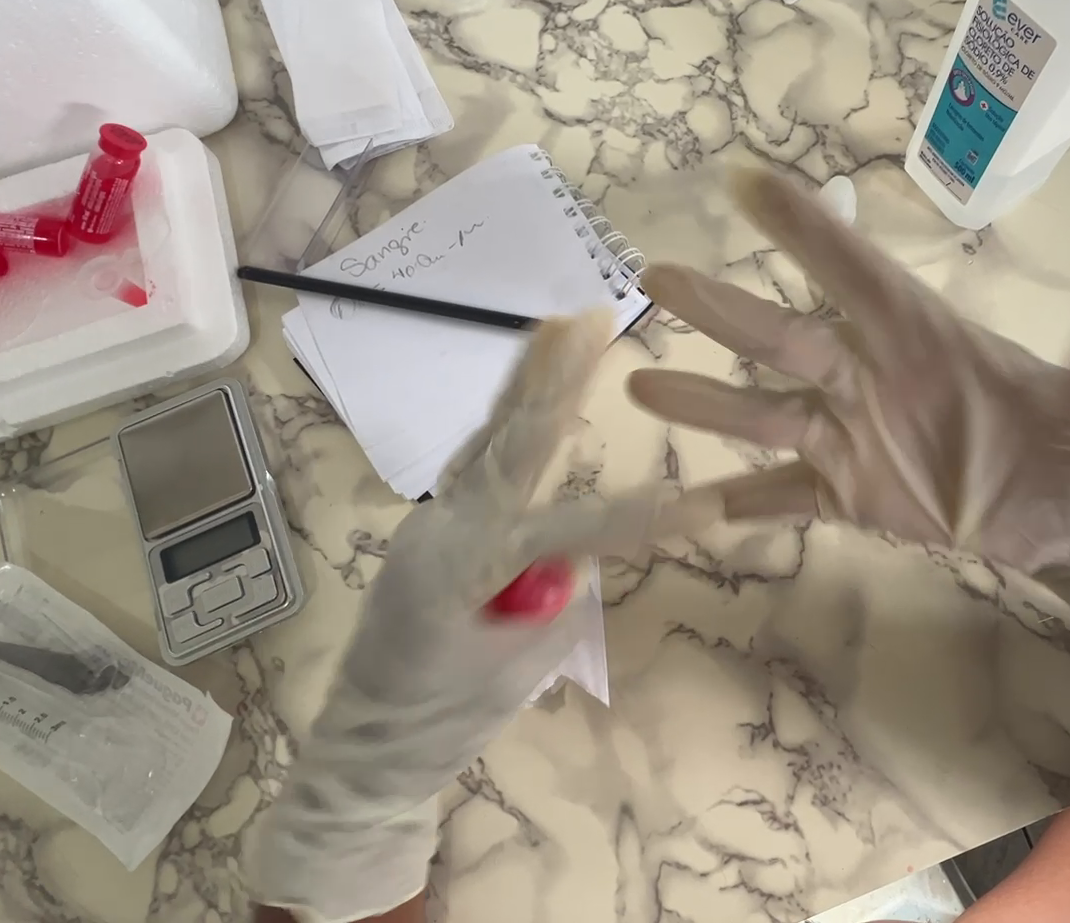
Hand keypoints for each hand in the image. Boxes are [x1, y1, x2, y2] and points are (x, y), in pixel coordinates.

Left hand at [247, 312, 717, 922]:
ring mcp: (431, 521)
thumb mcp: (519, 671)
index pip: (571, 531)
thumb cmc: (443, 724)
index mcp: (465, 568)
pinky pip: (477, 463)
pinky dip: (508, 421)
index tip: (706, 506)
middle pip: (509, 442)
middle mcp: (443, 527)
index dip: (640, 519)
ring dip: (528, 382)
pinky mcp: (433, 527)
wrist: (363, 749)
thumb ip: (554, 600)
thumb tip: (570, 553)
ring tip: (559, 328)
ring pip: (488, 440)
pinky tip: (528, 395)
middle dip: (554, 379)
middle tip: (590, 320)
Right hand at [627, 171, 1069, 638]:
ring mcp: (850, 439)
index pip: (853, 270)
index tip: (744, 181)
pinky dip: (740, 507)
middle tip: (657, 275)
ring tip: (639, 388)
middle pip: (783, 337)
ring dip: (704, 405)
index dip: (804, 229)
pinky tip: (687, 514)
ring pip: (764, 413)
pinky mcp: (849, 496)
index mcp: (921, 337)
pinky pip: (783, 499)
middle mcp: (868, 377)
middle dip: (721, 308)